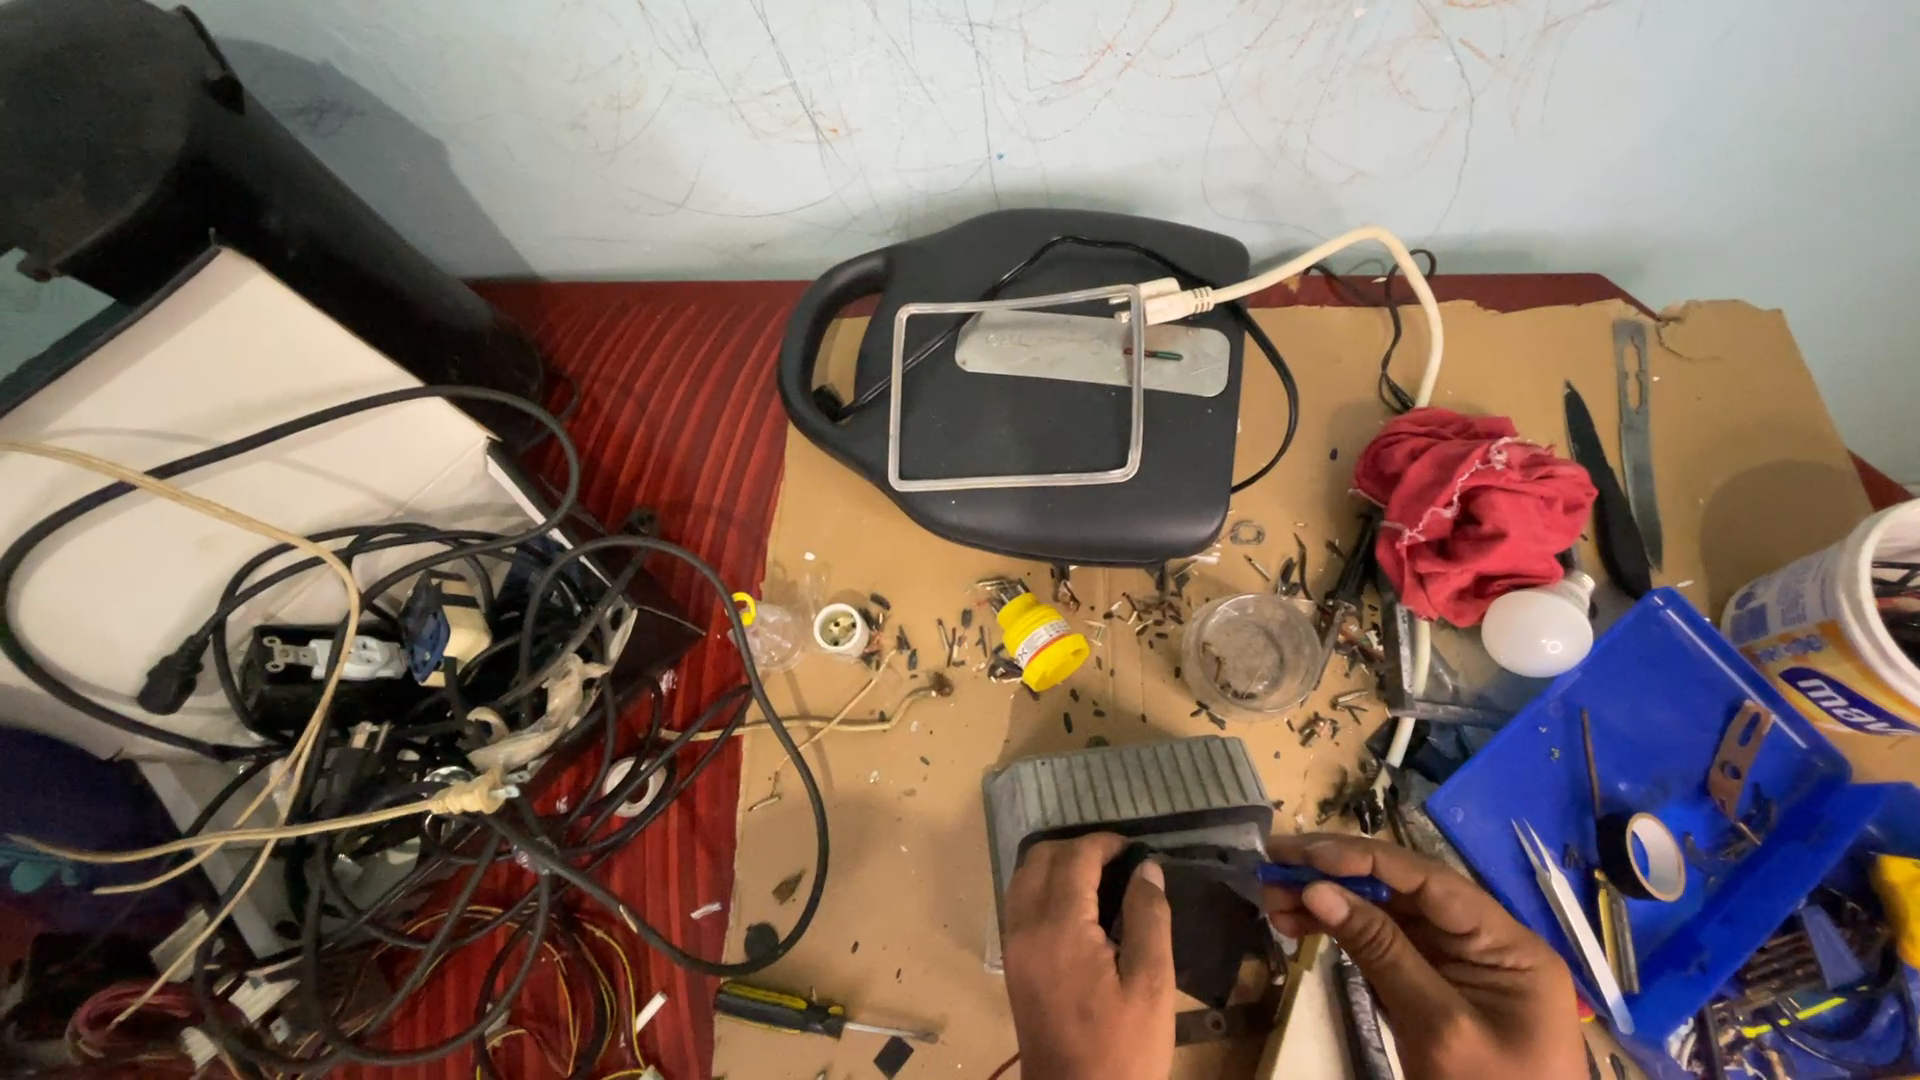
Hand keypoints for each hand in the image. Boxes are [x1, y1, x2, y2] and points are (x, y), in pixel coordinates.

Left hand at [1000, 834, 1174, 1079]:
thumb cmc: (1123, 1051)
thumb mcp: (1152, 986)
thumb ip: (1148, 917)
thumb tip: (1146, 868)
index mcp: (1060, 926)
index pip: (1075, 858)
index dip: (1104, 844)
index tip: (1134, 850)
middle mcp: (1026, 925)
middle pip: (1041, 857)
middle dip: (1078, 848)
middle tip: (1117, 862)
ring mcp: (1014, 944)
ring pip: (1024, 876)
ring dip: (1056, 864)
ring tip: (1098, 878)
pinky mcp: (1012, 962)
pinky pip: (1020, 901)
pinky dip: (1043, 886)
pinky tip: (1075, 905)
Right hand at [1265, 833, 1584, 1079]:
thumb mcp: (1437, 1027)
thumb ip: (1380, 950)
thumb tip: (1316, 889)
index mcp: (1507, 944)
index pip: (1429, 879)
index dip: (1364, 858)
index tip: (1305, 855)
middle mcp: (1482, 939)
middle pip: (1400, 888)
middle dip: (1334, 874)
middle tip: (1273, 865)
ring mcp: (1455, 959)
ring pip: (1382, 909)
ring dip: (1325, 899)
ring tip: (1272, 899)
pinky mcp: (1429, 980)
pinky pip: (1378, 939)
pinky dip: (1336, 929)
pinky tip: (1295, 923)